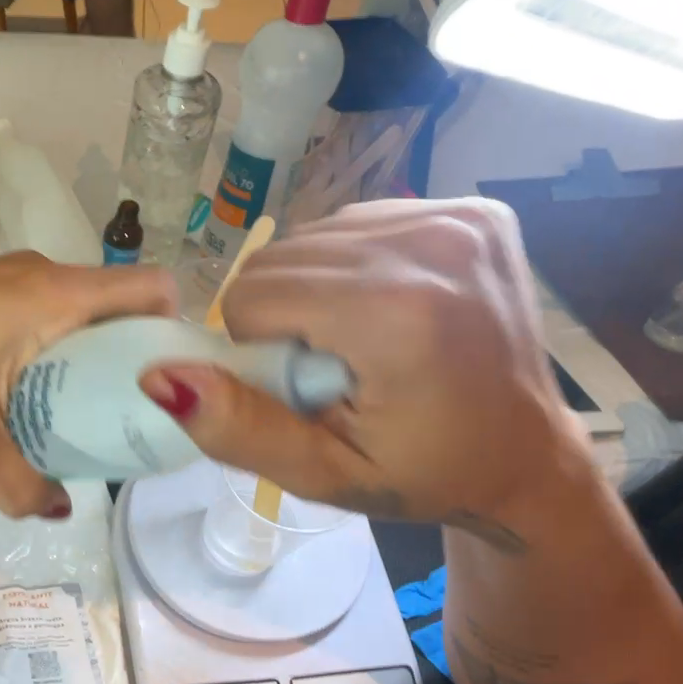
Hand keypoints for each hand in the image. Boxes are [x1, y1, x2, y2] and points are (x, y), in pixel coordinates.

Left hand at [0, 253, 175, 517]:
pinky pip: (36, 313)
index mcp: (49, 296)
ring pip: (71, 309)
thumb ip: (25, 487)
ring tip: (85, 412)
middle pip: (113, 304)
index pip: (148, 289)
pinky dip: (49, 347)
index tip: (177, 381)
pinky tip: (32, 394)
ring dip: (86, 354)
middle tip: (135, 413)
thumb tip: (60, 510)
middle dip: (132, 354)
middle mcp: (33, 272)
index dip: (174, 329)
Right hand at [139, 198, 587, 547]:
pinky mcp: (475, 208)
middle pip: (281, 259)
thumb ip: (238, 427)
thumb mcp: (321, 474)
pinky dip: (352, 267)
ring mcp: (459, 217)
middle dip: (283, 317)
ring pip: (314, 236)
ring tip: (360, 344)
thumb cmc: (421, 473)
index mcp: (395, 312)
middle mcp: (430, 242)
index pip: (255, 294)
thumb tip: (157, 376)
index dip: (256, 348)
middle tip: (330, 371)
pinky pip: (360, 223)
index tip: (302, 388)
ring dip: (313, 290)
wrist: (525, 456)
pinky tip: (387, 312)